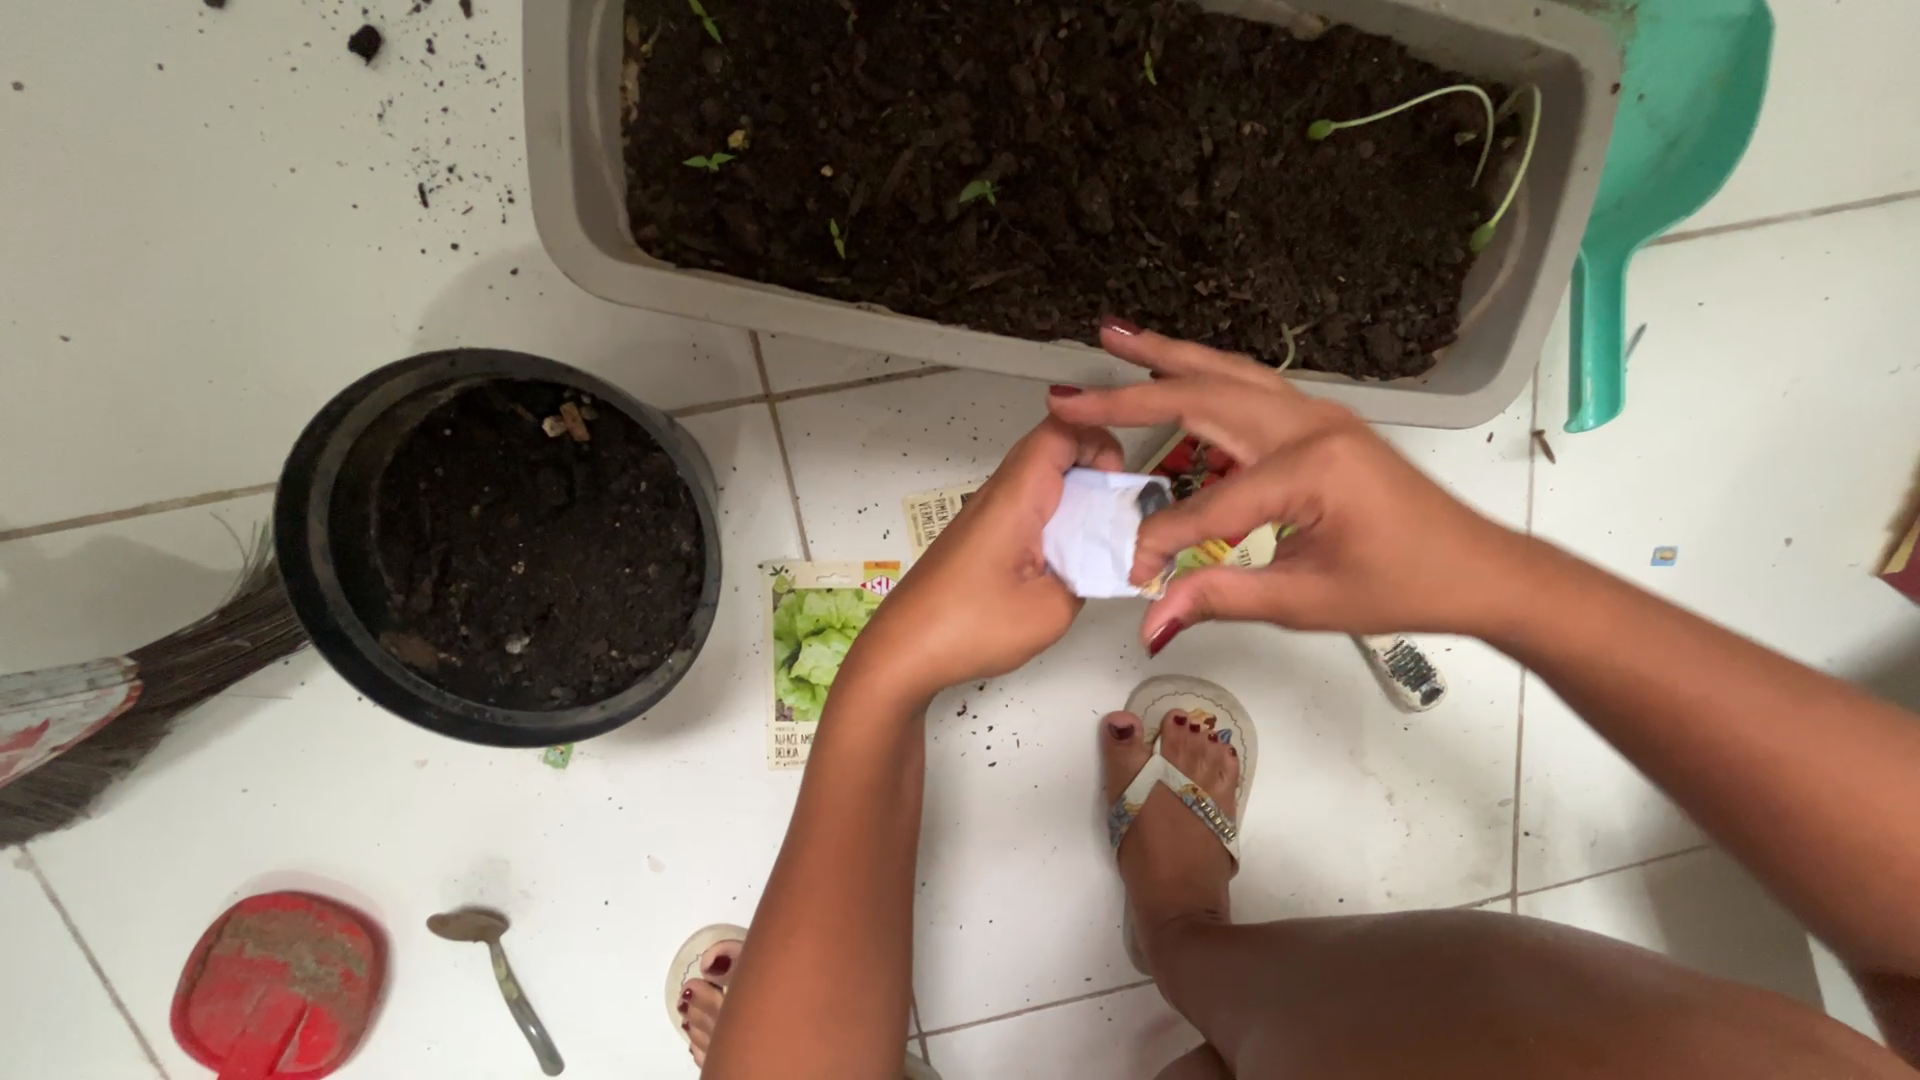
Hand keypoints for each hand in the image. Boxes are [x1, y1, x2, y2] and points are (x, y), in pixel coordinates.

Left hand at [846, 416, 1124, 702]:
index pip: (1058, 430)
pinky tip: (1063, 562)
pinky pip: (1023, 511)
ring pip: (1038, 482)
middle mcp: (995, 496)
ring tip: (1099, 541)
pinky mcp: (977, 539)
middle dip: (1095, 471)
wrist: (902, 653)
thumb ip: (1088, 575)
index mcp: (1014, 499)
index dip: (1098, 440)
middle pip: (1051, 451)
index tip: (1119, 483)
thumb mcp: (1051, 610)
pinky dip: (1052, 523)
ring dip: (1074, 500)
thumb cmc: (967, 628)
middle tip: (1120, 513)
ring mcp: (982, 517)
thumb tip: (1099, 558)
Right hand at [1047, 319, 1527, 647]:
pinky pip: (1247, 384)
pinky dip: (1202, 370)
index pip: (1207, 505)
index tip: (1137, 570)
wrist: (1475, 567)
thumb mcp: (1306, 600)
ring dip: (1165, 356)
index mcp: (1311, 468)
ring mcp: (1316, 414)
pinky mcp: (1317, 420)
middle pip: (1200, 397)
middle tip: (1070, 394)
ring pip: (1224, 373)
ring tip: (1114, 337)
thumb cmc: (1404, 583)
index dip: (1162, 541)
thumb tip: (1153, 617)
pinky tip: (1175, 368)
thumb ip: (1220, 598)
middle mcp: (1311, 425)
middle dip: (1128, 394)